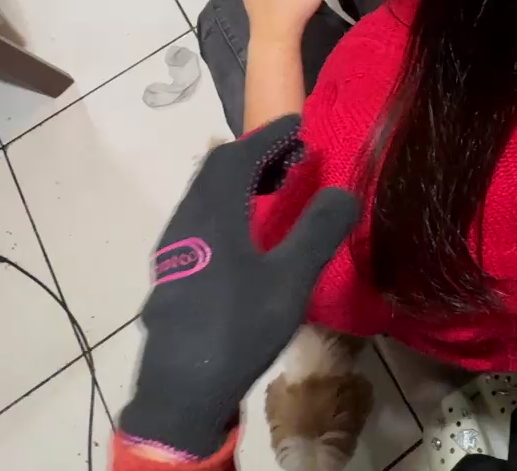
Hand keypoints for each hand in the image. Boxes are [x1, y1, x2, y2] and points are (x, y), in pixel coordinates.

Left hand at [118, 115, 359, 458]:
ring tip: (278, 188)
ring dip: (243, 178)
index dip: (272, 134)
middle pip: (220, 167)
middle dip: (258, 152)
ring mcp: (176, 242)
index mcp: (214, 209)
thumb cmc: (238, 325)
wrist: (180, 390)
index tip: (301, 126)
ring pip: (208, 191)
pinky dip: (229, 202)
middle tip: (295, 156)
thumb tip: (343, 191)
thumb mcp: (290, 278)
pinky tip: (249, 230)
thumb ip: (318, 230)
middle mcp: (189, 215)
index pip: (241, 152)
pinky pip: (202, 213)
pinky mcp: (173, 265)